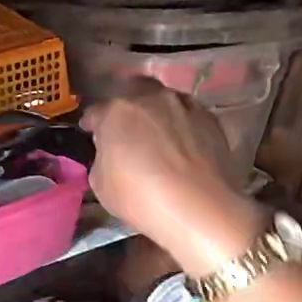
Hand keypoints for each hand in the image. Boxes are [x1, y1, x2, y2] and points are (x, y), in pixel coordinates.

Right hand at [81, 78, 266, 275]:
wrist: (196, 206)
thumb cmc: (138, 196)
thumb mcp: (100, 184)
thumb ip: (102, 158)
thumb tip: (110, 153)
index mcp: (116, 111)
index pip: (96, 112)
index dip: (92, 125)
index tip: (91, 134)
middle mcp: (150, 98)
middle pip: (132, 96)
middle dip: (127, 111)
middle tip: (127, 132)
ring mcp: (184, 105)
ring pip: (164, 102)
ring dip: (157, 115)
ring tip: (158, 138)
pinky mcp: (211, 119)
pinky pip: (188, 116)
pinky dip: (182, 126)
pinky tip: (183, 146)